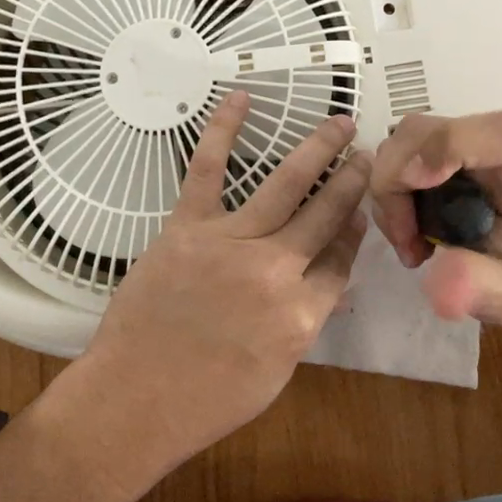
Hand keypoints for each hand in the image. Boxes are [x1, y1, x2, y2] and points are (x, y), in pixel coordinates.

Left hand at [79, 90, 370, 472]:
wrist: (133, 401)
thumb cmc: (205, 400)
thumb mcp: (274, 374)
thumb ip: (304, 323)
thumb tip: (328, 286)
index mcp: (301, 314)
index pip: (340, 260)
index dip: (354, 232)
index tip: (363, 211)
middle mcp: (275, 271)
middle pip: (326, 215)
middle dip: (352, 182)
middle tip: (369, 154)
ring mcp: (231, 243)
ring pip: (286, 184)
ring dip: (318, 150)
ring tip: (340, 125)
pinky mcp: (188, 227)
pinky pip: (208, 170)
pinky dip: (223, 131)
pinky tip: (240, 100)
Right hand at [370, 111, 501, 334]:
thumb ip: (478, 287)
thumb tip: (435, 284)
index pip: (497, 134)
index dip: (448, 145)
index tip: (415, 186)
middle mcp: (496, 150)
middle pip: (430, 131)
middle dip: (398, 182)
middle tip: (406, 241)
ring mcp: (467, 148)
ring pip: (408, 141)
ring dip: (391, 190)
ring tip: (410, 242)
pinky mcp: (445, 156)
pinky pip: (403, 156)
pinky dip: (392, 192)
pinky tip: (409, 230)